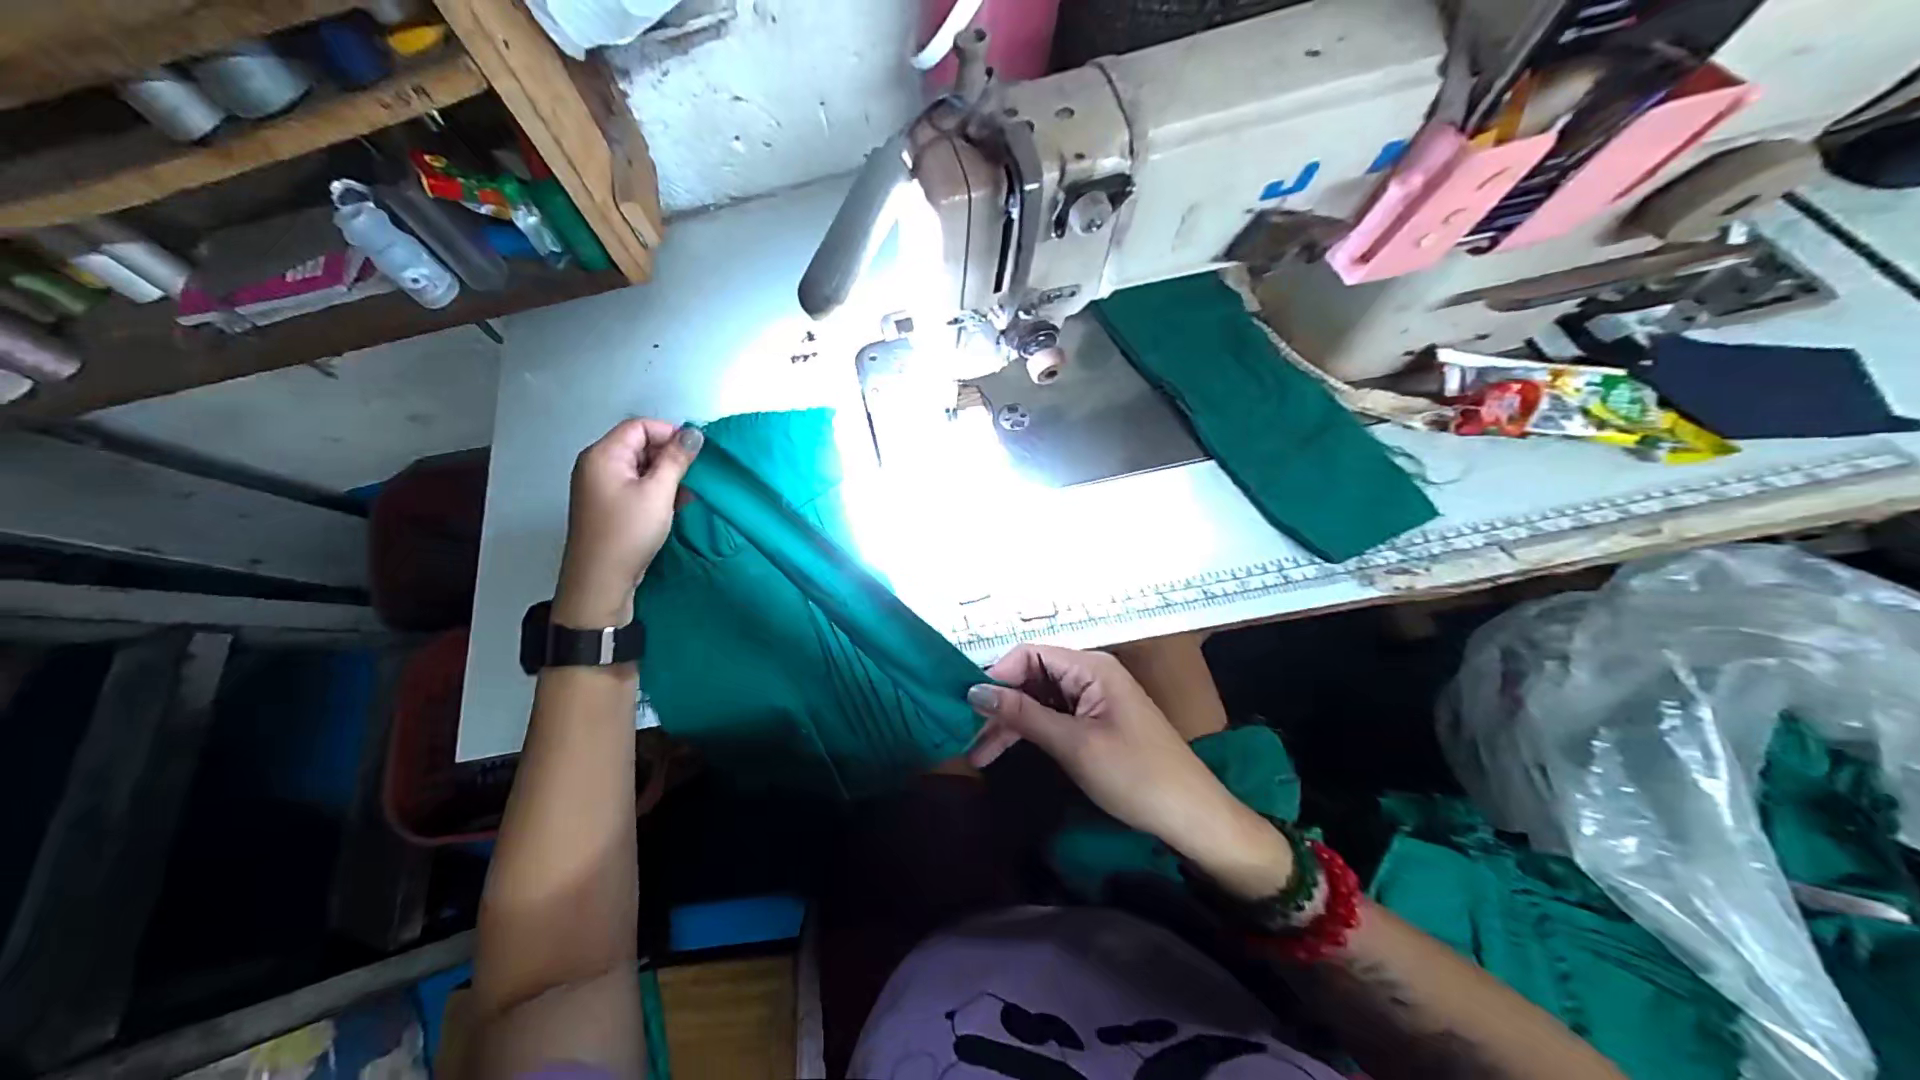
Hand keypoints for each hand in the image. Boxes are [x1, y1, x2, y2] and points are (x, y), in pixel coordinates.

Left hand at [554, 418, 702, 627]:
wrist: (601, 581)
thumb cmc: (629, 532)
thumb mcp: (658, 493)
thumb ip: (676, 459)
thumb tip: (693, 433)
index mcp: (603, 455)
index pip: (639, 426)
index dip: (669, 434)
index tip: (695, 454)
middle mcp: (597, 465)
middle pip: (639, 445)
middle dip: (669, 456)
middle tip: (693, 476)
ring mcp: (601, 487)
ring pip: (640, 468)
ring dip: (666, 476)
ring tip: (686, 495)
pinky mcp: (609, 506)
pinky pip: (636, 487)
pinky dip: (656, 491)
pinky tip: (675, 506)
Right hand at [967, 644, 1292, 898]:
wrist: (1191, 816)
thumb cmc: (1134, 775)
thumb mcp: (1073, 744)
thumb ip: (1023, 715)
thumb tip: (974, 692)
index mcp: (1090, 667)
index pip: (1029, 654)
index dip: (996, 676)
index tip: (968, 708)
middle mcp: (1091, 674)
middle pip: (1032, 676)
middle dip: (1000, 705)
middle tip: (970, 740)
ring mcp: (1095, 698)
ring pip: (1040, 698)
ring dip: (1011, 722)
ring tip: (980, 754)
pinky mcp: (1097, 720)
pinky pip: (1055, 715)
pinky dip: (1031, 731)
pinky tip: (1008, 749)